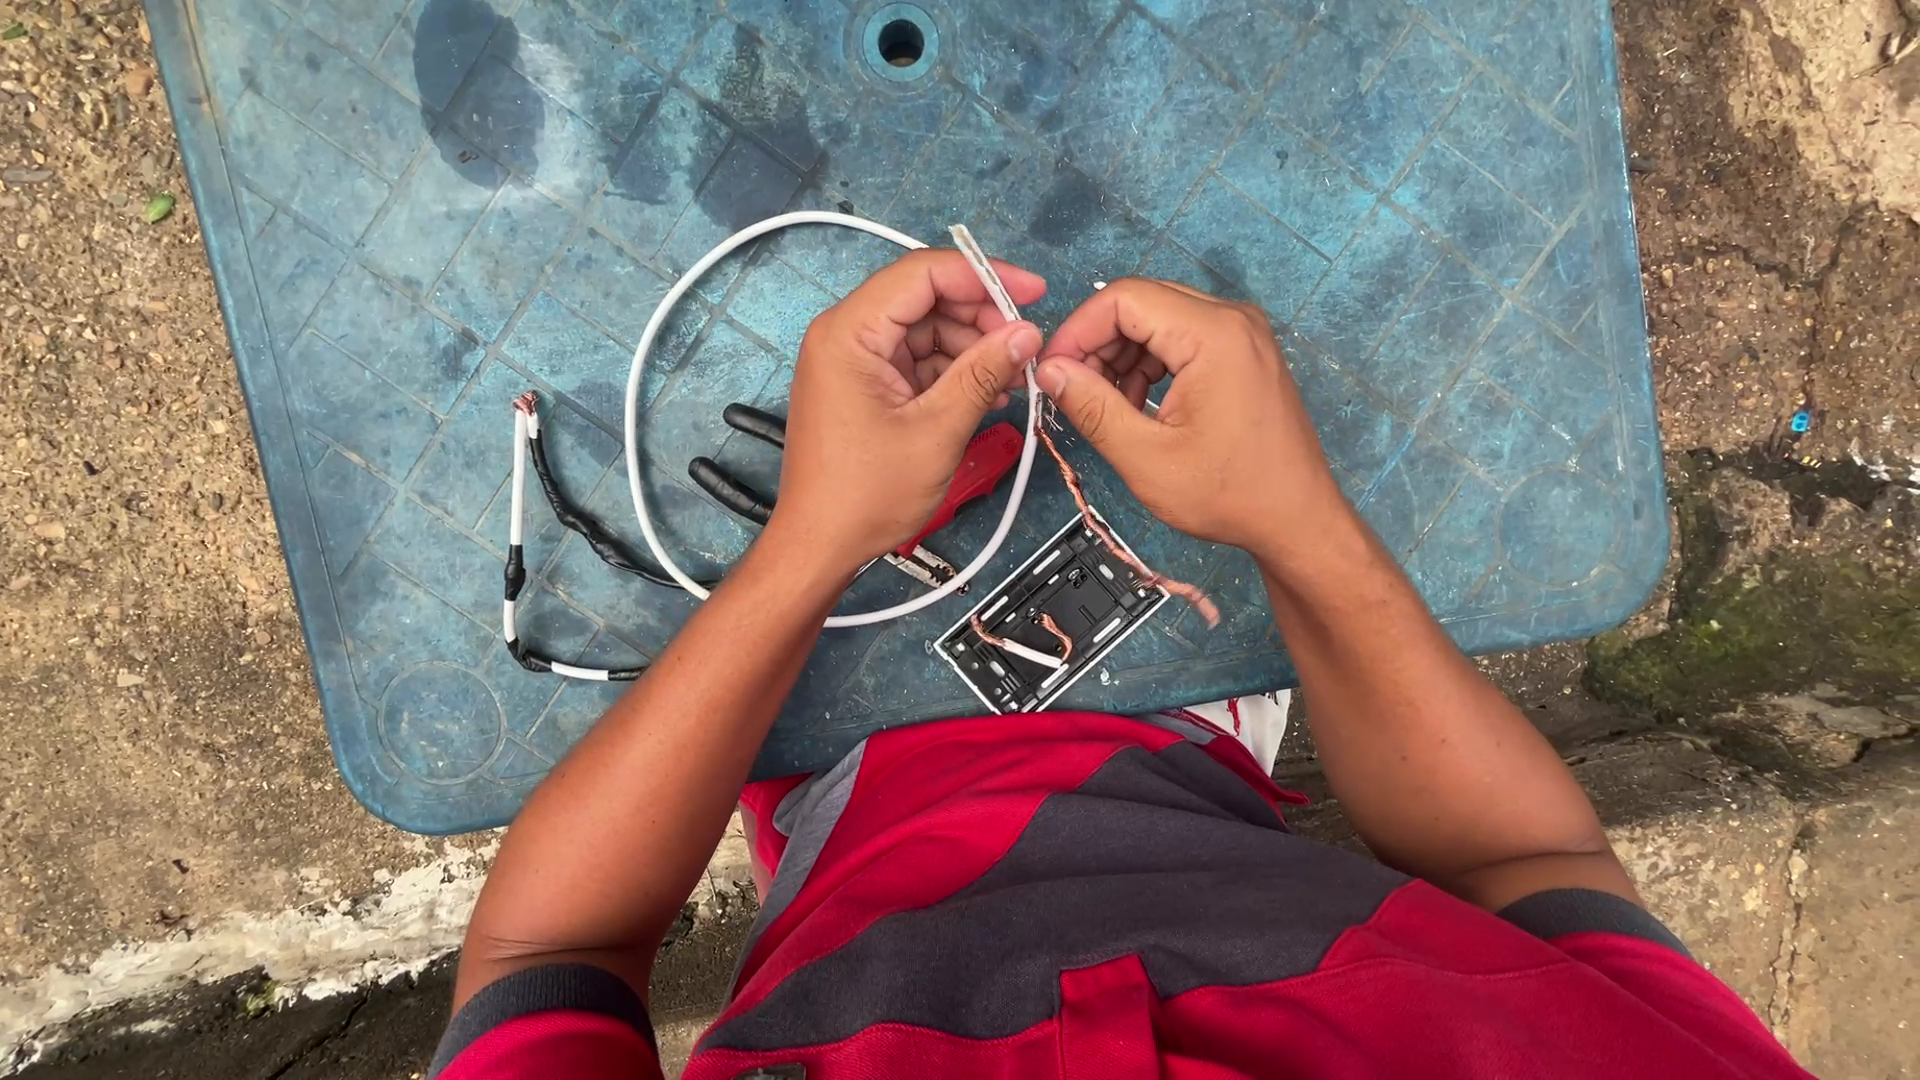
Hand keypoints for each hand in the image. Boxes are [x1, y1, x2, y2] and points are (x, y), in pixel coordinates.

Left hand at [770, 249, 1044, 571]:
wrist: (822, 544)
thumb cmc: (868, 494)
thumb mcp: (937, 431)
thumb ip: (983, 374)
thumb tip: (1027, 332)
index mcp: (849, 333)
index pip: (922, 274)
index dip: (984, 275)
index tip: (1034, 292)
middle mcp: (845, 336)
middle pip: (924, 300)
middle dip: (980, 318)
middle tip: (1025, 346)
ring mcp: (853, 362)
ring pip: (924, 332)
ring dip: (970, 349)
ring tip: (1013, 378)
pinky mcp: (864, 387)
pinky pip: (915, 363)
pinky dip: (951, 374)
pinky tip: (987, 393)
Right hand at [1036, 279, 1347, 560]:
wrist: (1295, 521)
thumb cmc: (1227, 494)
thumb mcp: (1145, 457)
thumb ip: (1091, 407)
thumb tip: (1048, 371)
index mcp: (1213, 334)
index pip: (1123, 298)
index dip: (1077, 330)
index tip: (1050, 373)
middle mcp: (1231, 319)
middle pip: (1140, 304)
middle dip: (1096, 344)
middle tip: (1072, 392)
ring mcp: (1241, 334)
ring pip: (1157, 321)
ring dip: (1120, 357)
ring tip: (1105, 407)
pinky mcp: (1241, 354)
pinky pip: (1180, 340)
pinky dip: (1148, 366)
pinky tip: (1137, 407)